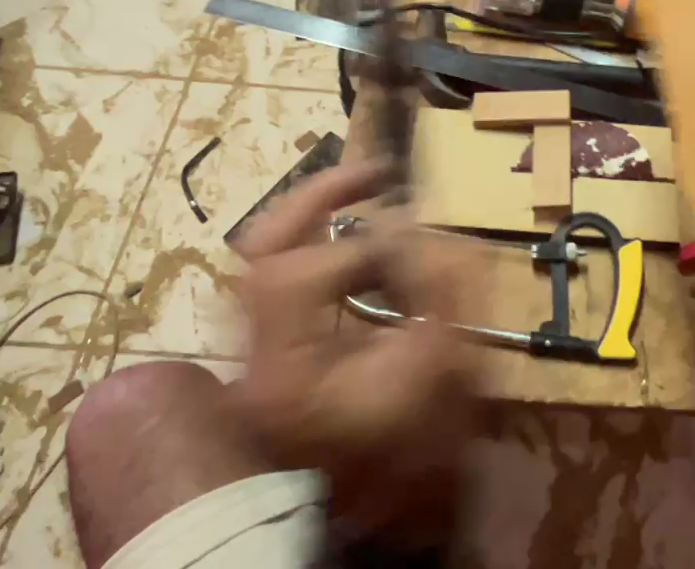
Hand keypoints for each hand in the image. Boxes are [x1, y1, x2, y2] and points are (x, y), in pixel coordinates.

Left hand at [228, 160, 480, 541]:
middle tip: (374, 173)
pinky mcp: (268, 354)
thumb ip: (433, 287)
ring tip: (361, 192)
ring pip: (260, 258)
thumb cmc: (418, 455)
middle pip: (260, 248)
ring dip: (310, 215)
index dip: (367, 245)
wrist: (380, 521)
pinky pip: (275, 279)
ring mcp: (253, 356)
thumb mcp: (441, 369)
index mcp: (289, 369)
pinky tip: (347, 236)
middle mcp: (254, 357)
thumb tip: (412, 224)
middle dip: (318, 197)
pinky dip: (309, 245)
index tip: (416, 242)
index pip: (307, 270)